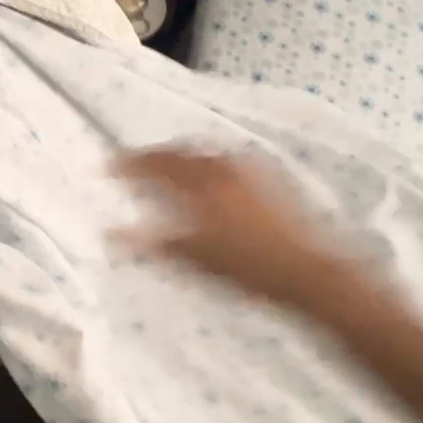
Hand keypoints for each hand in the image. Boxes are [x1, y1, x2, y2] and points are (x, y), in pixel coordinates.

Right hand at [117, 148, 355, 313]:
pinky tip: (213, 176)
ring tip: (172, 167)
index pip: (156, 165)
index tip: (110, 166)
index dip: (130, 164)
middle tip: (139, 164)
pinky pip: (230, 159)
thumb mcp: (194, 259)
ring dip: (184, 156)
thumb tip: (111, 233)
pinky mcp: (271, 177)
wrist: (312, 271)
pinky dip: (211, 161)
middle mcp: (223, 169)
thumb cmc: (248, 269)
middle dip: (156, 155)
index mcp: (201, 185)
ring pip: (207, 152)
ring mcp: (250, 170)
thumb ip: (152, 241)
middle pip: (181, 151)